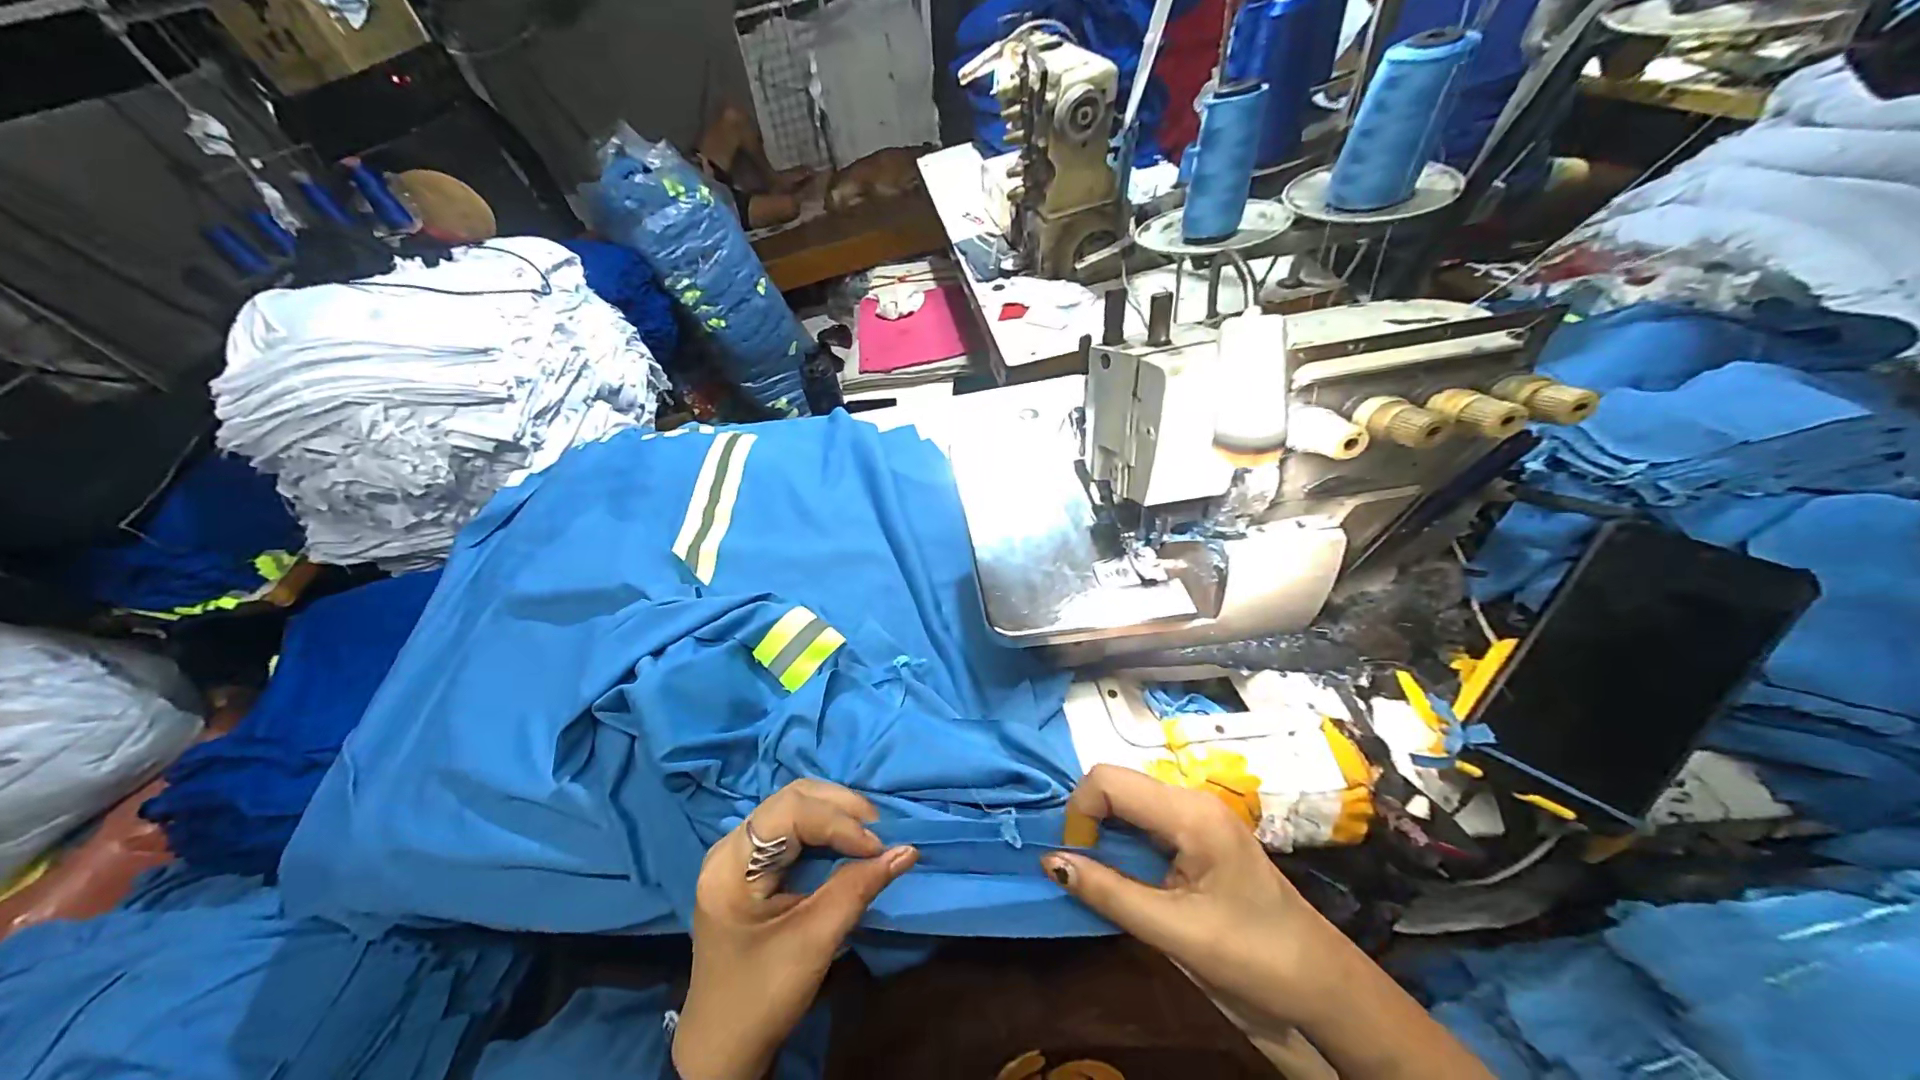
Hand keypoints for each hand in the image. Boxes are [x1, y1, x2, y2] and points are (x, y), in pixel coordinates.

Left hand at [673, 779, 917, 1079]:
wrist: (723, 1046)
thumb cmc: (762, 996)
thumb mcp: (813, 942)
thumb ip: (857, 889)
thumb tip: (906, 851)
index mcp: (731, 864)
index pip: (790, 810)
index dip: (838, 820)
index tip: (877, 847)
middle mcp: (730, 847)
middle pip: (792, 798)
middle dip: (841, 807)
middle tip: (879, 831)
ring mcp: (740, 854)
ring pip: (795, 806)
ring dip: (837, 813)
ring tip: (871, 835)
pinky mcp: (754, 866)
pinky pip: (795, 827)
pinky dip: (828, 828)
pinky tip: (851, 841)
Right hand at [1041, 768, 1493, 1079]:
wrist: (1320, 982)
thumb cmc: (1252, 957)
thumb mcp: (1173, 931)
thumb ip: (1108, 892)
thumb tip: (1050, 861)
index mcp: (1190, 813)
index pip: (1107, 779)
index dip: (1080, 814)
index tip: (1079, 862)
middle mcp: (1193, 799)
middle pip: (1117, 784)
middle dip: (1090, 821)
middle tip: (1089, 871)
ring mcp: (1200, 812)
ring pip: (1130, 799)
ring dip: (1107, 831)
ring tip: (1108, 876)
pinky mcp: (1202, 830)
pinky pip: (1147, 817)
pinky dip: (1126, 839)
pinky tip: (1132, 874)